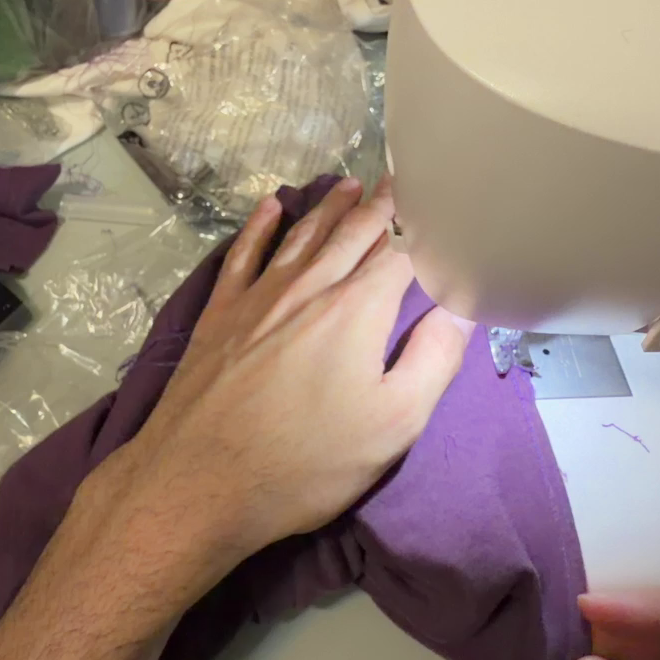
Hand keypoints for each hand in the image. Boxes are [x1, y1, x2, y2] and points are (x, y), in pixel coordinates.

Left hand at [90, 176, 475, 577]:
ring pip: (302, 236)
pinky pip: (244, 253)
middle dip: (378, 205)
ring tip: (347, 185)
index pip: (398, 251)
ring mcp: (259, 295)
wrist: (199, 479)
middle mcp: (309, 286)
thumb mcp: (393, 424)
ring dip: (328, 207)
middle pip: (351, 233)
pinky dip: (259, 225)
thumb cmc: (306, 460)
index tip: (434, 200)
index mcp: (356, 309)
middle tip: (394, 180)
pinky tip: (269, 206)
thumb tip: (460, 306)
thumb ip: (433, 359)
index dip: (419, 225)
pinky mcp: (220, 310)